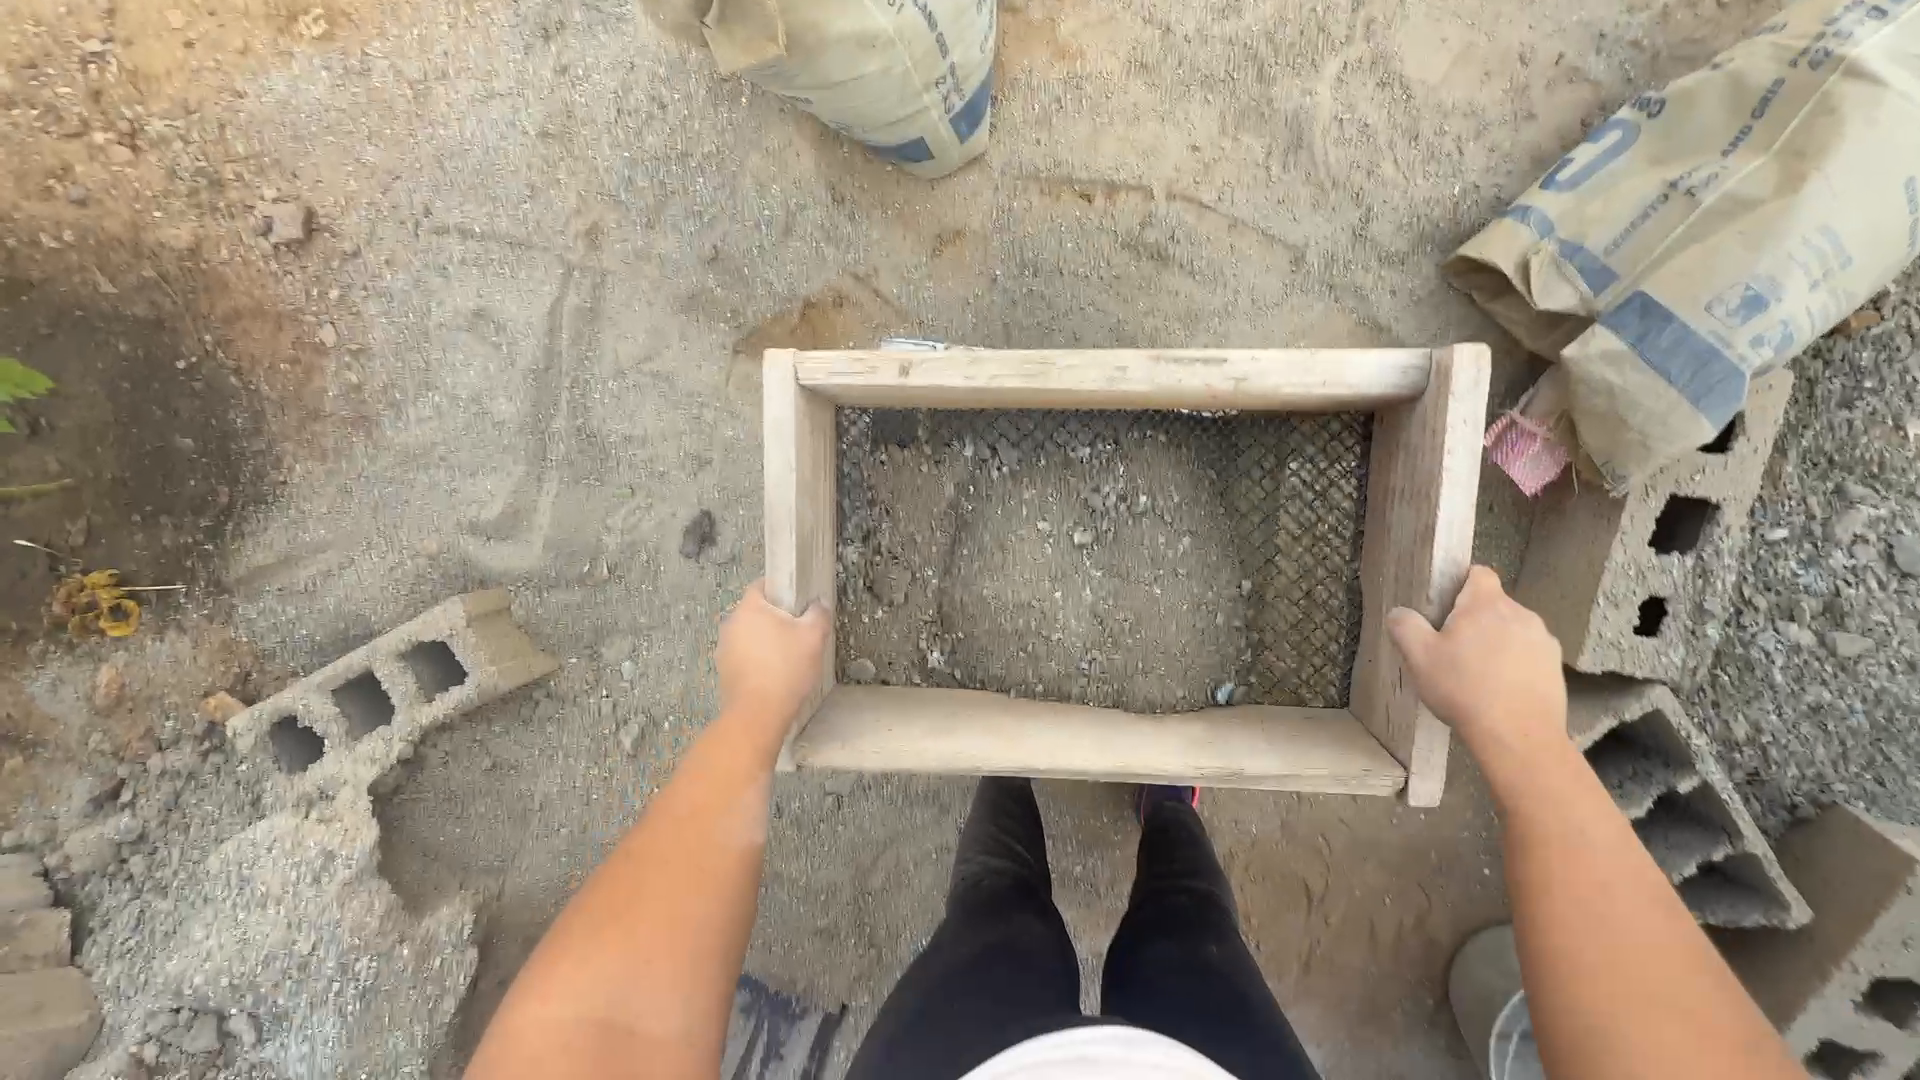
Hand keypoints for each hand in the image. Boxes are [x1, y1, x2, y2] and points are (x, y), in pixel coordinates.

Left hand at [716, 581, 830, 735]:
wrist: (759, 713)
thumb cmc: (786, 667)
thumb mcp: (814, 636)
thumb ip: (819, 613)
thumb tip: (818, 604)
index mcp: (749, 608)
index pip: (762, 585)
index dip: (781, 589)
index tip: (798, 602)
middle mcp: (731, 624)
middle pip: (756, 612)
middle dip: (776, 618)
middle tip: (799, 631)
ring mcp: (724, 649)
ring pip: (749, 636)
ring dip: (766, 641)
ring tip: (789, 657)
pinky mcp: (724, 671)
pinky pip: (744, 657)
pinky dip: (758, 660)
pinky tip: (775, 675)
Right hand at [1387, 566, 1568, 779]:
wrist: (1517, 735)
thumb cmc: (1462, 688)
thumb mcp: (1418, 657)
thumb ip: (1405, 626)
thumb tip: (1399, 612)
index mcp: (1485, 605)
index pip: (1478, 573)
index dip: (1460, 583)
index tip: (1445, 607)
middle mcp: (1520, 614)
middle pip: (1493, 604)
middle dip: (1474, 619)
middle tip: (1452, 649)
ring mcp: (1543, 640)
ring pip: (1512, 629)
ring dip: (1495, 641)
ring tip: (1477, 673)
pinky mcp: (1555, 666)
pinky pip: (1528, 653)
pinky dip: (1514, 663)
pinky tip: (1500, 689)